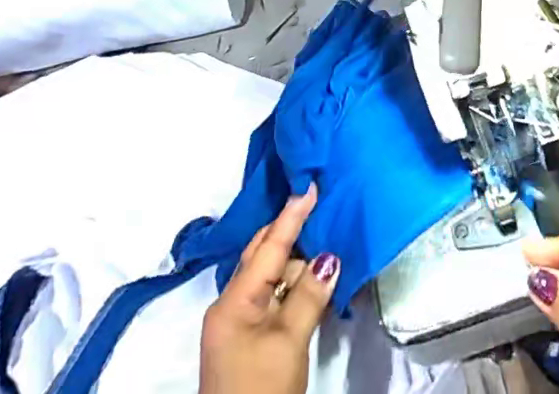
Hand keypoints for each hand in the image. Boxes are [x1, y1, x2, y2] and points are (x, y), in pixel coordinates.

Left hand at [199, 186, 339, 393]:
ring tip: (322, 257)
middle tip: (317, 213)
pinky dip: (287, 289)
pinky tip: (307, 286)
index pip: (267, 246)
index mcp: (234, 297)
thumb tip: (328, 258)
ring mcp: (235, 321)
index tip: (307, 185)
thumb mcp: (289, 343)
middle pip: (262, 256)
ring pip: (266, 278)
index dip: (290, 216)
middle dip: (289, 235)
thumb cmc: (261, 391)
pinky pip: (267, 298)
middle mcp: (229, 301)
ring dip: (292, 266)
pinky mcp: (244, 338)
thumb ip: (308, 297)